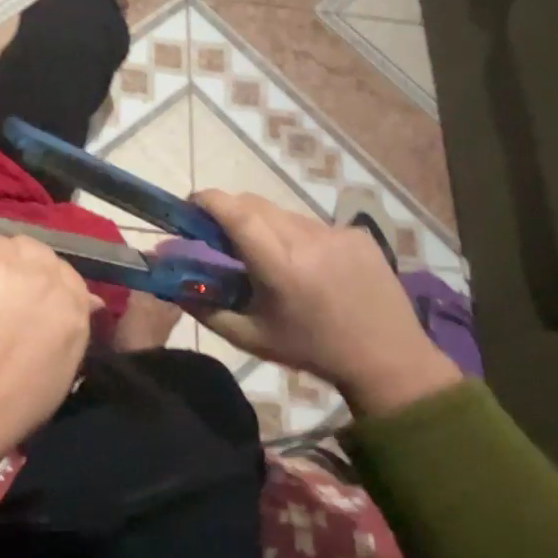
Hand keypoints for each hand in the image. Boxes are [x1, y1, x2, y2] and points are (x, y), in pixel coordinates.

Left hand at [0, 233, 98, 532]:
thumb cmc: (4, 413)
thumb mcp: (55, 378)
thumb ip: (63, 332)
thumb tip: (81, 306)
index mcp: (73, 308)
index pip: (63, 272)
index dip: (37, 281)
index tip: (19, 299)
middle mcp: (40, 277)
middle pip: (27, 248)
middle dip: (8, 264)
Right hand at [190, 190, 462, 416]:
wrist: (386, 357)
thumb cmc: (310, 350)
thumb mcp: (248, 337)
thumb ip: (204, 308)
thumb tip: (170, 285)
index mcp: (279, 266)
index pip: (237, 214)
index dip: (209, 201)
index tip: (190, 204)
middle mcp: (308, 240)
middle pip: (255, 205)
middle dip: (229, 211)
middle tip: (217, 235)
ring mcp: (337, 233)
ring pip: (283, 213)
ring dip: (262, 224)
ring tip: (263, 256)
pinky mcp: (357, 234)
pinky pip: (311, 224)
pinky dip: (294, 235)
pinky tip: (304, 266)